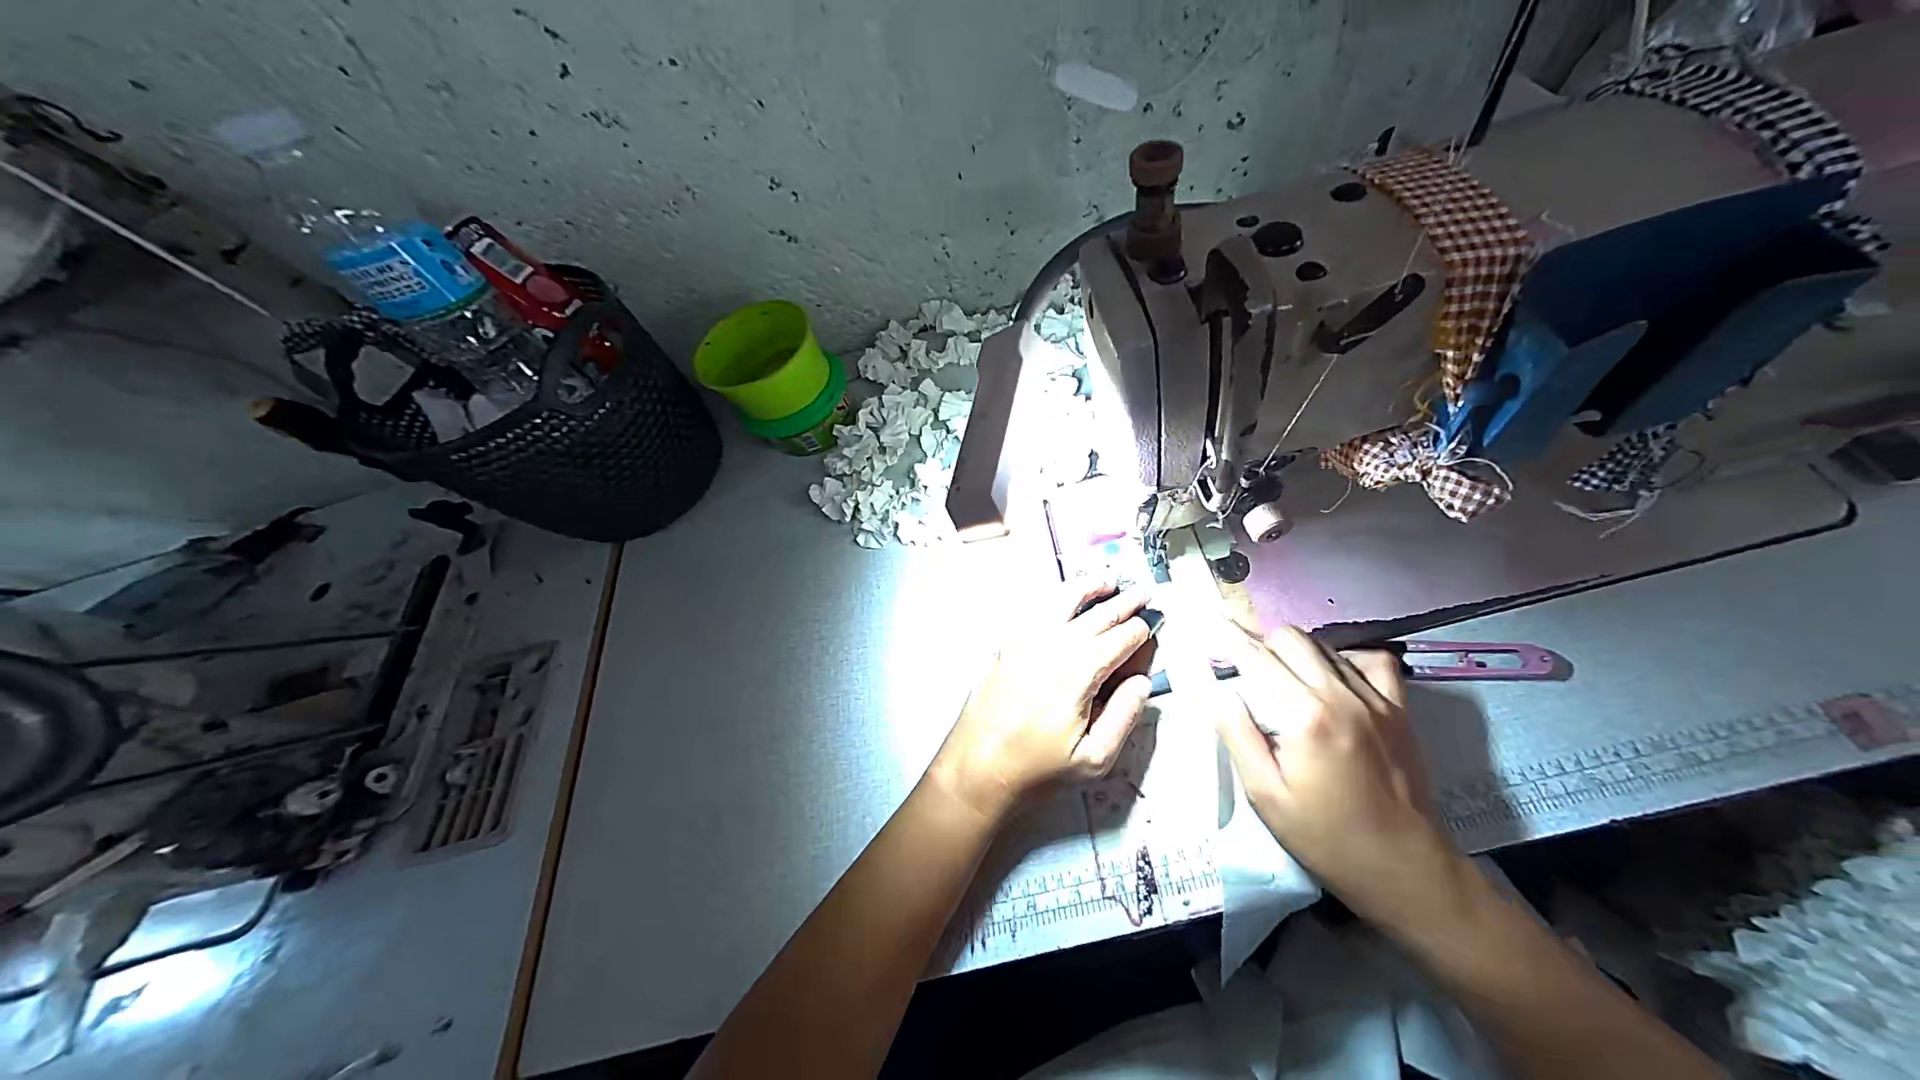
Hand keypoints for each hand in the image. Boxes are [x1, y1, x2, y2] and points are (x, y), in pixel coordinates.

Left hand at [929, 581, 1155, 819]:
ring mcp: (1024, 641)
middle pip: (1096, 614)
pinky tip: (1061, 601)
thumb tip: (1141, 684)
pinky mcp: (1005, 645)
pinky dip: (1054, 597)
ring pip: (1061, 600)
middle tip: (1140, 594)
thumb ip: (1124, 716)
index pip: (1120, 638)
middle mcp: (1051, 646)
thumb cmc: (1034, 769)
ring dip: (1087, 588)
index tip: (1151, 625)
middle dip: (1123, 603)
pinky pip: (1034, 609)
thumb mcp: (1093, 758)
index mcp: (1078, 671)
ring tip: (1104, 584)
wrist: (975, 768)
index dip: (1140, 630)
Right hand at [1214, 623, 1456, 924]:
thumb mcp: (1264, 795)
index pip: (1254, 657)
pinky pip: (1370, 660)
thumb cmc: (1324, 838)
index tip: (1205, 626)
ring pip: (1324, 645)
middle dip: (1258, 646)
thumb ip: (1236, 734)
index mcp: (1304, 716)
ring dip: (1293, 651)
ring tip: (1280, 678)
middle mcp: (1341, 695)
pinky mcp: (1399, 709)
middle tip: (1241, 670)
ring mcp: (1375, 699)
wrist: (1406, 870)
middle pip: (1289, 639)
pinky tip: (1330, 679)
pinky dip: (1342, 659)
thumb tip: (1215, 688)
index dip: (1225, 638)